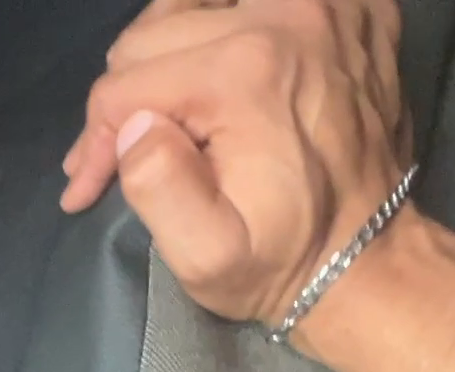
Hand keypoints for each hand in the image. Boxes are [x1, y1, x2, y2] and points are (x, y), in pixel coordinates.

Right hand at [58, 0, 411, 327]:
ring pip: (192, 5)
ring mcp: (328, 2)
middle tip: (116, 160)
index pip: (122, 85)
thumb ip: (157, 185)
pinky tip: (208, 81)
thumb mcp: (204, 253)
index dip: (94, 142)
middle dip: (121, 101)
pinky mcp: (350, 7)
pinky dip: (216, 31)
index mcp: (244, 73)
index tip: (88, 190)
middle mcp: (287, 13)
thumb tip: (131, 128)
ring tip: (154, 115)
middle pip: (150, 35)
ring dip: (160, 59)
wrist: (366, 259)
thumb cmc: (277, 263)